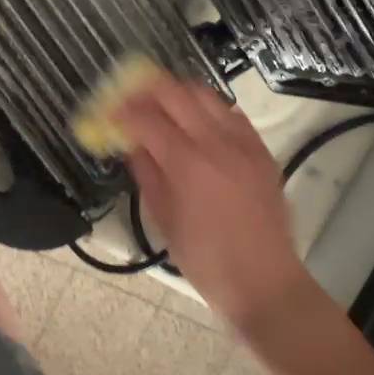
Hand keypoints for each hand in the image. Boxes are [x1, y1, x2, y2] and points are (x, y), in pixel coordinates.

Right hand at [115, 78, 311, 333]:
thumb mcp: (163, 218)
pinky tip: (197, 124)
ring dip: (177, 93)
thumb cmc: (206, 260)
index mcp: (188, 164)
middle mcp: (217, 143)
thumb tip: (131, 143)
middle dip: (146, 90)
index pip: (145, 118)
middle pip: (175, 92)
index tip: (107, 113)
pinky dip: (208, 109)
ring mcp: (244, 143)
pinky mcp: (262, 150)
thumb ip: (146, 172)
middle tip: (130, 98)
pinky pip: (231, 113)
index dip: (120, 111)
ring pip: (205, 94)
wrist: (266, 284)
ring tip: (161, 105)